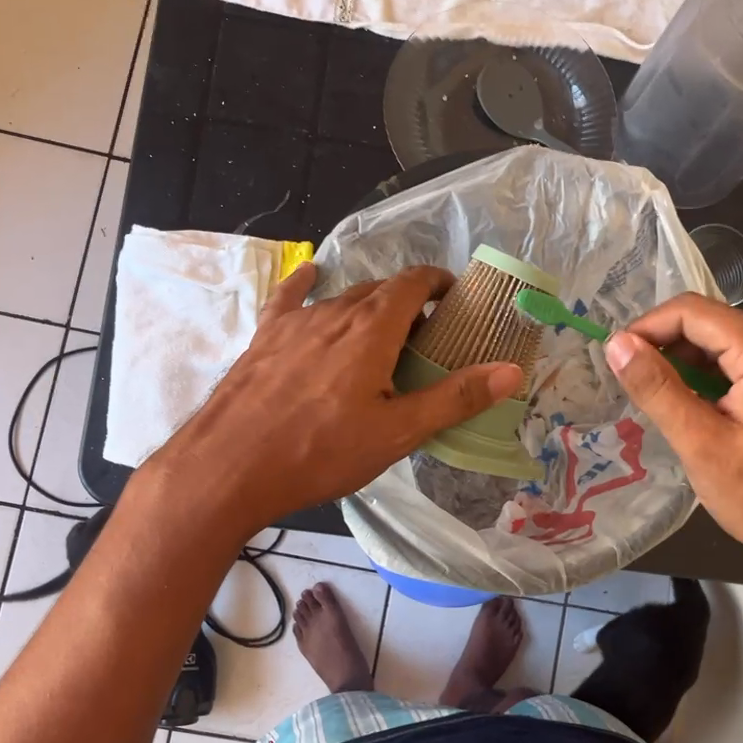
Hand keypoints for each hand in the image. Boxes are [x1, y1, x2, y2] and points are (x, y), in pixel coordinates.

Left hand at [140, 263, 522, 535]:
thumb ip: (454, 397)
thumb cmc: (321, 452)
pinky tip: (309, 276)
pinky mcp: (264, 338)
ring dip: (367, 308)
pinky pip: (290, 299)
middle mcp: (334, 311)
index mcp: (373, 328)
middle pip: (380, 290)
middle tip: (424, 336)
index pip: (414, 283)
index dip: (438, 283)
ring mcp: (294, 322)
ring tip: (380, 337)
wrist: (230, 466)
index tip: (455, 298)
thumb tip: (511, 371)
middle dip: (408, 303)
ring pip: (341, 300)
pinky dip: (306, 285)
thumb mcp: (397, 432)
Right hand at [605, 293, 742, 585]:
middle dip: (670, 344)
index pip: (695, 312)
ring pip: (734, 344)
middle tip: (636, 382)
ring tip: (666, 400)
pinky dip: (721, 376)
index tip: (618, 357)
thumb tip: (617, 345)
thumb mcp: (700, 444)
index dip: (649, 326)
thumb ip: (657, 389)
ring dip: (694, 362)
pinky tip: (703, 409)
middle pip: (717, 323)